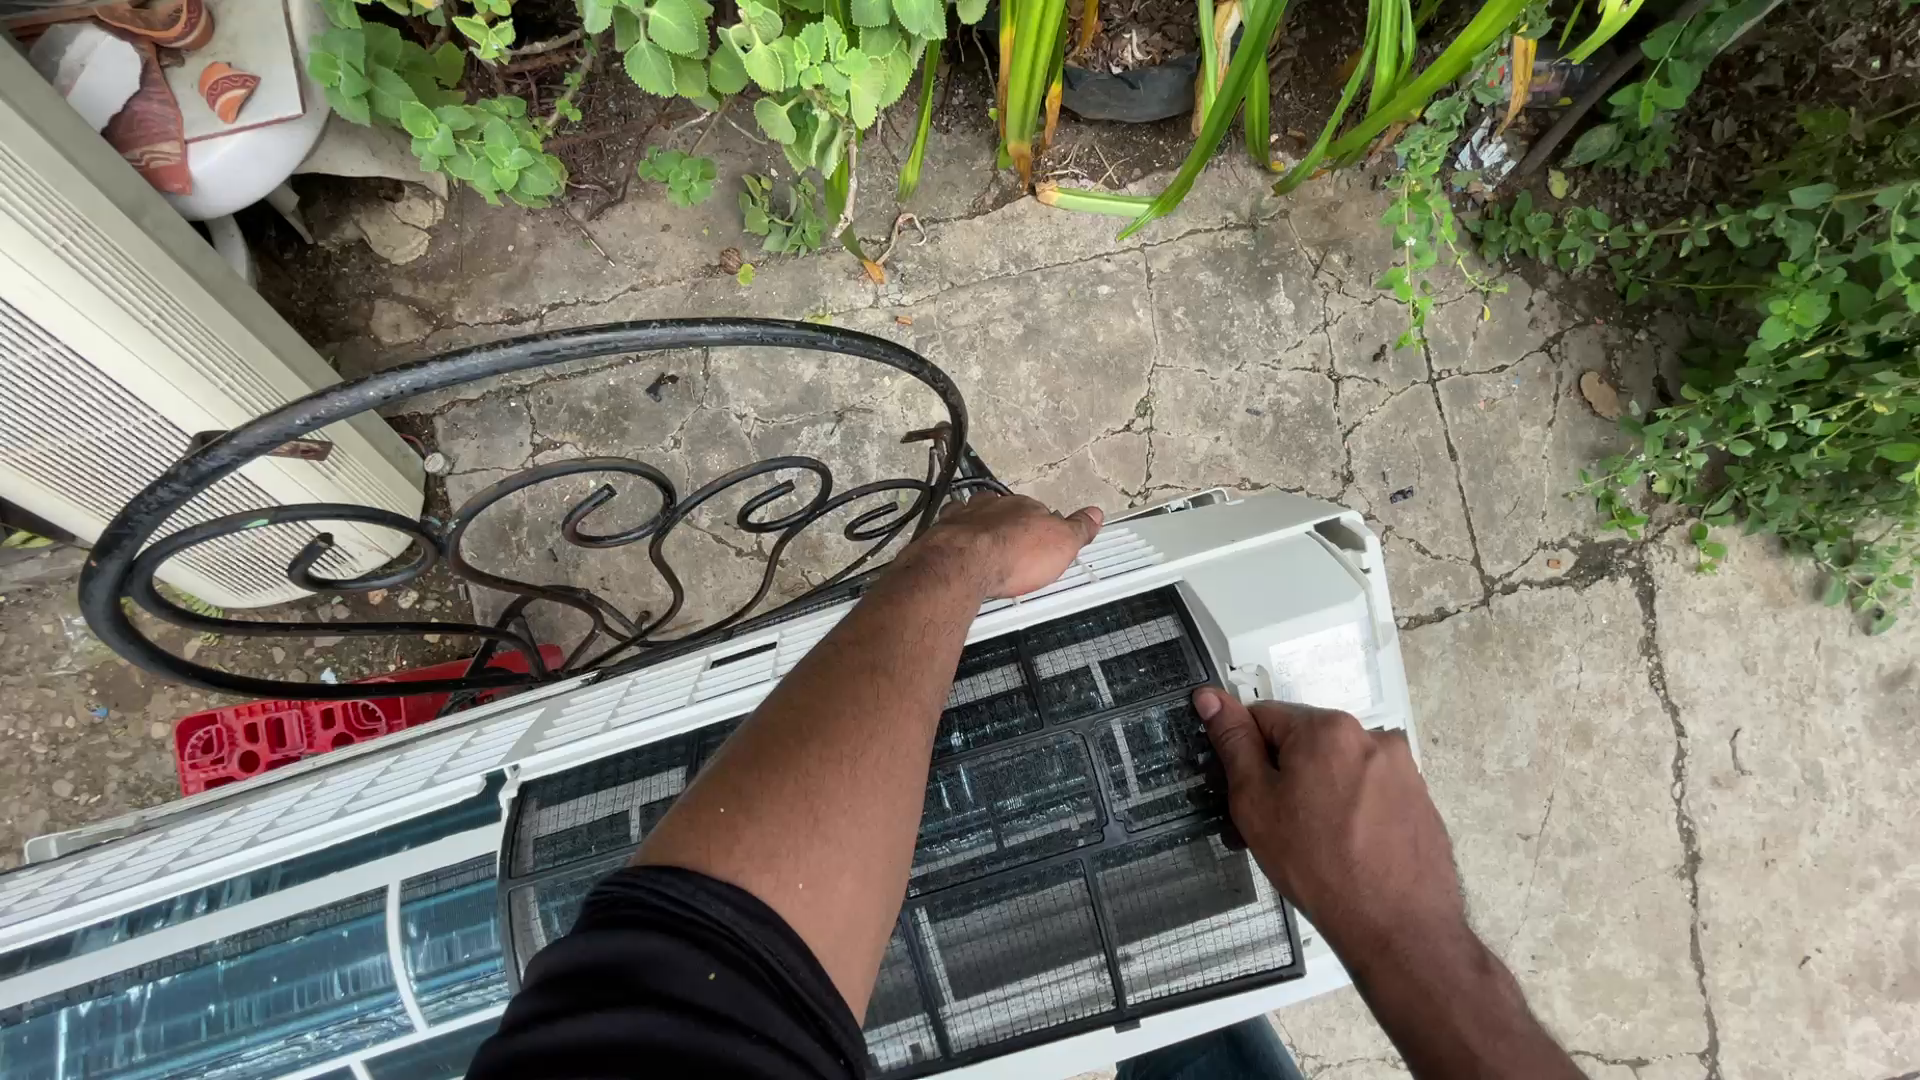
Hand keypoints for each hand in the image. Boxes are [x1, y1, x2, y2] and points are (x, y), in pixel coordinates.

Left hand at [907, 494, 1101, 600]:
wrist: (966, 564)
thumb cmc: (1015, 556)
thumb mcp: (1062, 544)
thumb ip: (1079, 528)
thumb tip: (1096, 513)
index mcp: (1024, 507)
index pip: (1038, 512)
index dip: (1041, 526)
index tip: (1041, 540)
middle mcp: (994, 505)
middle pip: (1004, 511)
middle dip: (1008, 524)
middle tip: (1012, 546)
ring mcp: (966, 516)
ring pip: (975, 514)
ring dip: (979, 526)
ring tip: (984, 546)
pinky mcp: (943, 531)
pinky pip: (949, 526)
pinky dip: (953, 534)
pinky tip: (956, 545)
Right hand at [1195, 687, 1466, 958]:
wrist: (1401, 932)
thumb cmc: (1319, 865)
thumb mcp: (1255, 800)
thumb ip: (1233, 742)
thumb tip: (1210, 697)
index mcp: (1326, 728)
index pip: (1262, 717)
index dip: (1245, 754)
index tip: (1246, 792)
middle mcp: (1371, 736)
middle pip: (1303, 741)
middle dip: (1281, 774)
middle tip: (1272, 822)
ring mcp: (1401, 769)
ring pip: (1335, 767)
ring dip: (1315, 791)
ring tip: (1309, 843)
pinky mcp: (1419, 800)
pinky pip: (1367, 790)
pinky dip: (1349, 808)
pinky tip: (1343, 847)